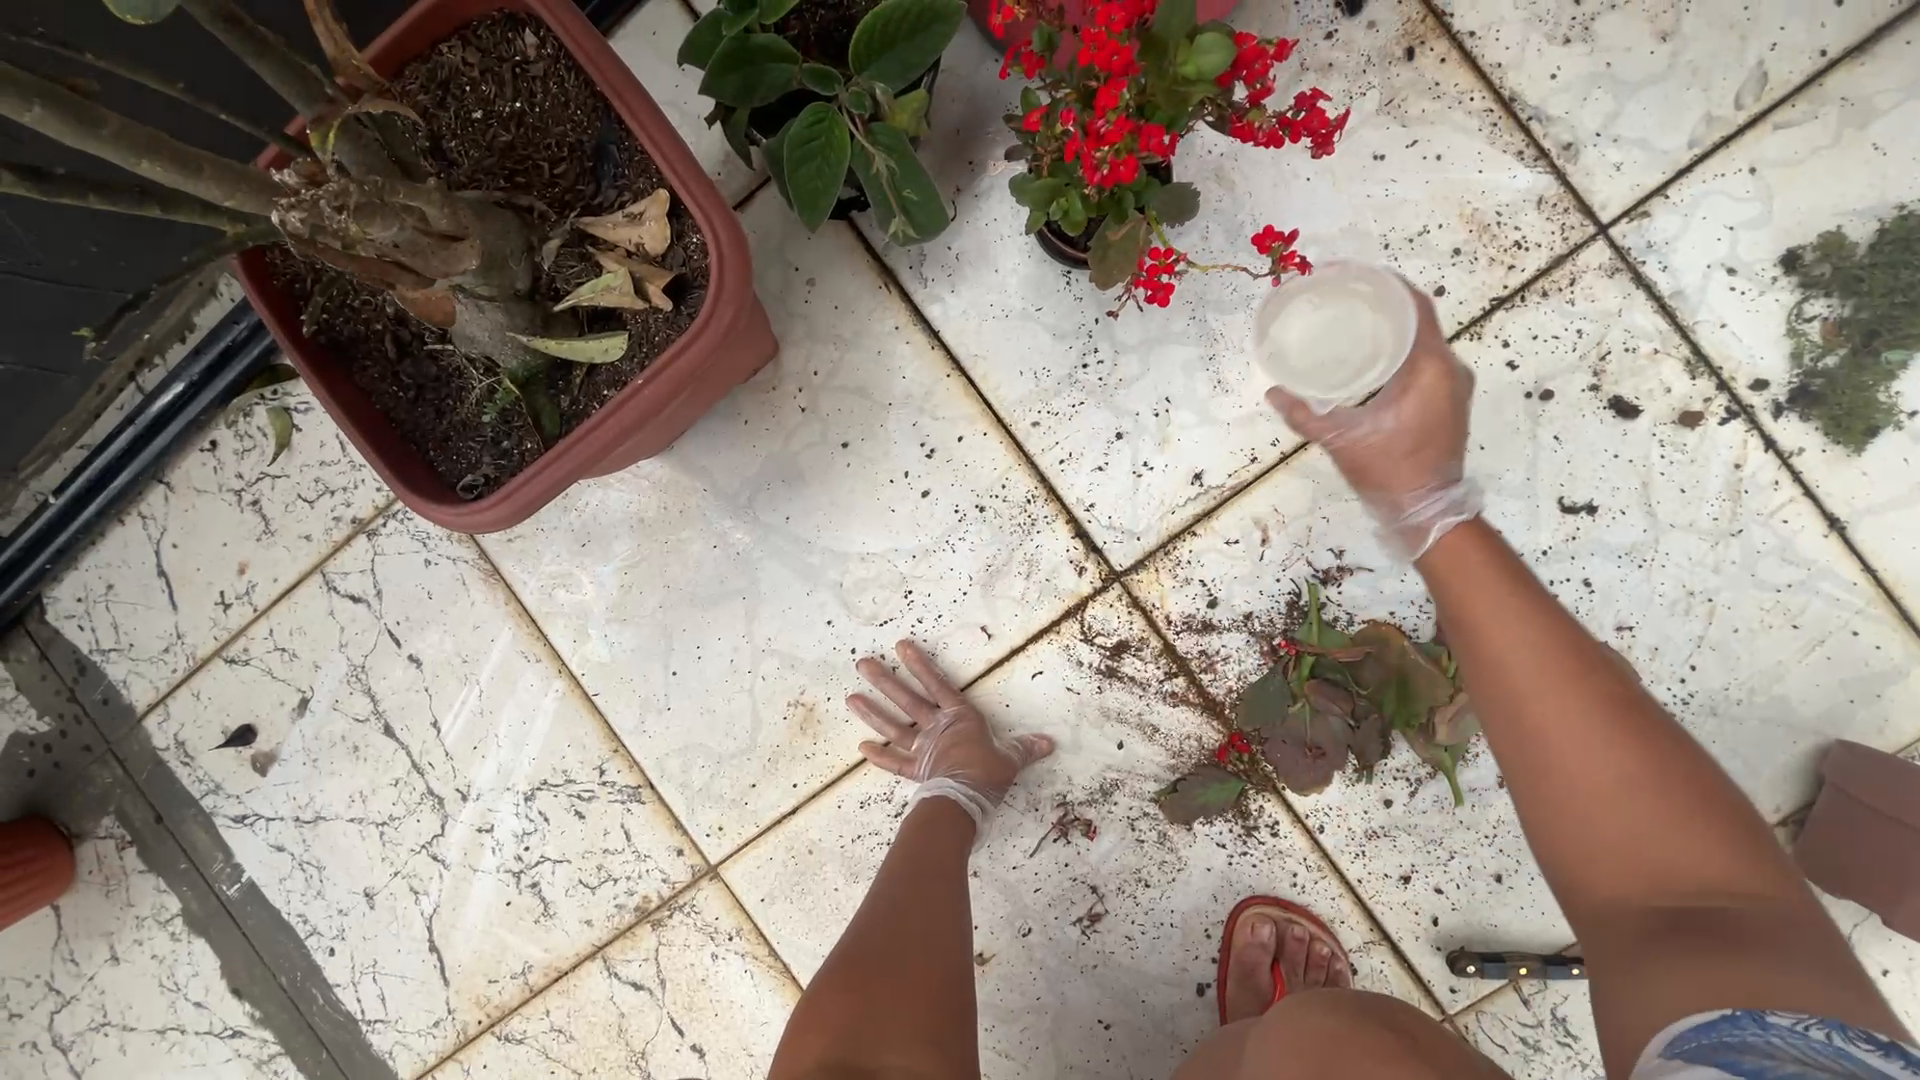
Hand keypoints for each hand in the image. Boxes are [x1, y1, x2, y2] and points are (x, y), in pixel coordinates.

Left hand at [848, 641, 1054, 840]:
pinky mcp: (915, 771)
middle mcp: (936, 727)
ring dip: (872, 712)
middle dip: (884, 680)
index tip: (900, 645)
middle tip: (863, 664)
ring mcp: (922, 748)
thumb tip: (1048, 743)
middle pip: (906, 699)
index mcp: (959, 717)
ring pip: (892, 726)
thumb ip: (1025, 748)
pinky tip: (860, 747)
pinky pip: (893, 763)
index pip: (937, 683)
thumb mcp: (1011, 757)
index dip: (919, 664)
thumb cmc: (989, 772)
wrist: (969, 798)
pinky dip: (877, 756)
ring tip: (851, 698)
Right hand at [1265, 282, 1480, 559]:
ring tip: (1353, 319)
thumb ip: (1306, 414)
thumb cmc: (1388, 472)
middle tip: (1344, 294)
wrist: (1428, 510)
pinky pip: (1424, 358)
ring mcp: (1453, 385)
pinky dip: (1400, 348)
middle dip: (1383, 301)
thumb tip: (1274, 392)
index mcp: (1429, 368)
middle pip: (1420, 318)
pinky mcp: (1448, 399)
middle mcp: (1449, 369)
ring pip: (1423, 339)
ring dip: (1392, 325)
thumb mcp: (1340, 440)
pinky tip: (1371, 353)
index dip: (1386, 283)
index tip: (1351, 273)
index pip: (1415, 307)